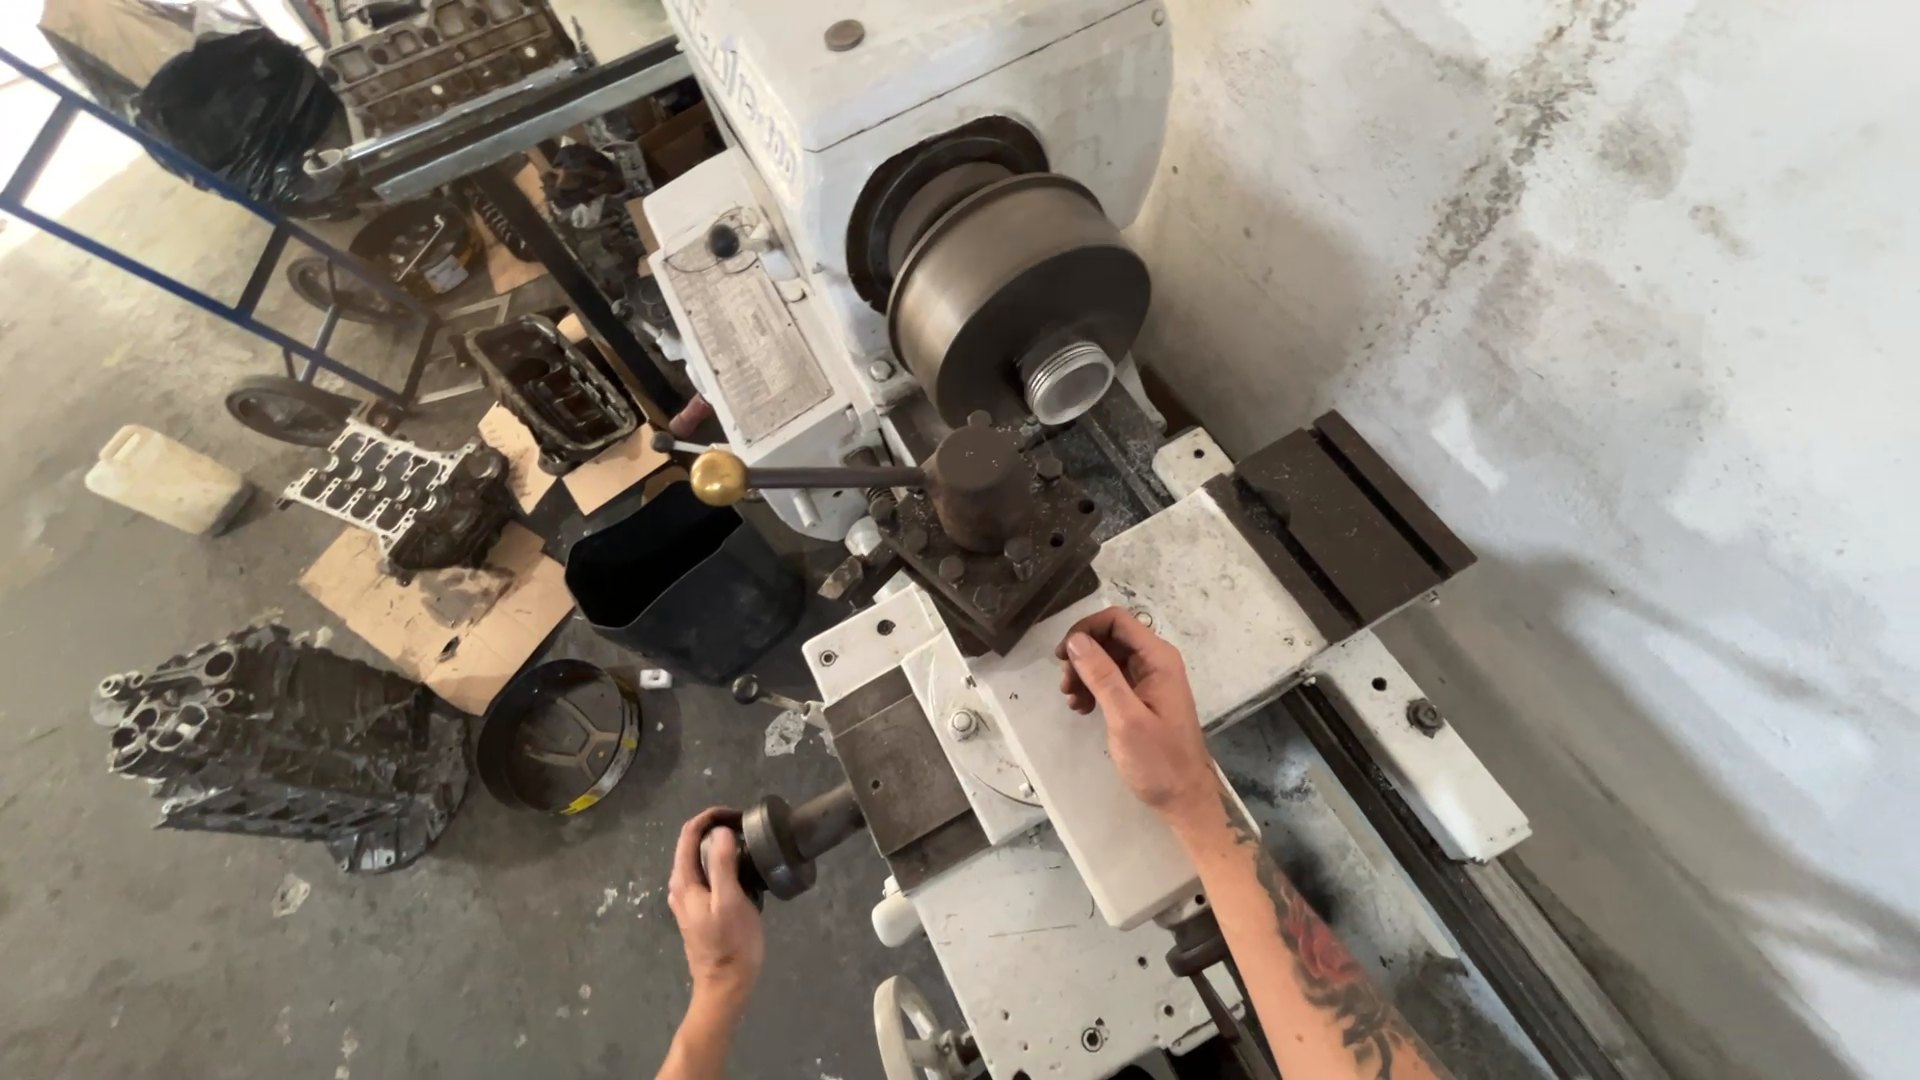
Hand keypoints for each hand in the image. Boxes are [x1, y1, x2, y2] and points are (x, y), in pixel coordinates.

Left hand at [667, 808, 765, 1021]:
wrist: (726, 985)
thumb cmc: (731, 943)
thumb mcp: (730, 901)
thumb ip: (722, 865)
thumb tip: (721, 831)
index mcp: (684, 881)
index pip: (689, 833)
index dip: (711, 816)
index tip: (738, 815)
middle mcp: (680, 886)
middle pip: (691, 843)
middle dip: (715, 826)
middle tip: (745, 826)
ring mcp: (688, 899)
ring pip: (698, 857)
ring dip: (718, 843)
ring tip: (745, 841)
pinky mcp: (699, 908)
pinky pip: (706, 872)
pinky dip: (720, 860)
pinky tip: (740, 867)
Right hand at [1056, 607, 1217, 823]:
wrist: (1184, 799)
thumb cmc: (1158, 761)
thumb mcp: (1125, 718)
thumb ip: (1101, 676)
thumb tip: (1075, 640)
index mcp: (1158, 658)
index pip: (1116, 620)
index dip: (1085, 630)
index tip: (1062, 656)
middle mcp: (1155, 661)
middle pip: (1109, 637)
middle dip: (1082, 656)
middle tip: (1065, 685)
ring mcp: (1149, 679)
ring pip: (1106, 658)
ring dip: (1083, 673)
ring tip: (1072, 701)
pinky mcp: (1142, 696)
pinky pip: (1111, 678)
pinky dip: (1093, 688)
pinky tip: (1082, 708)